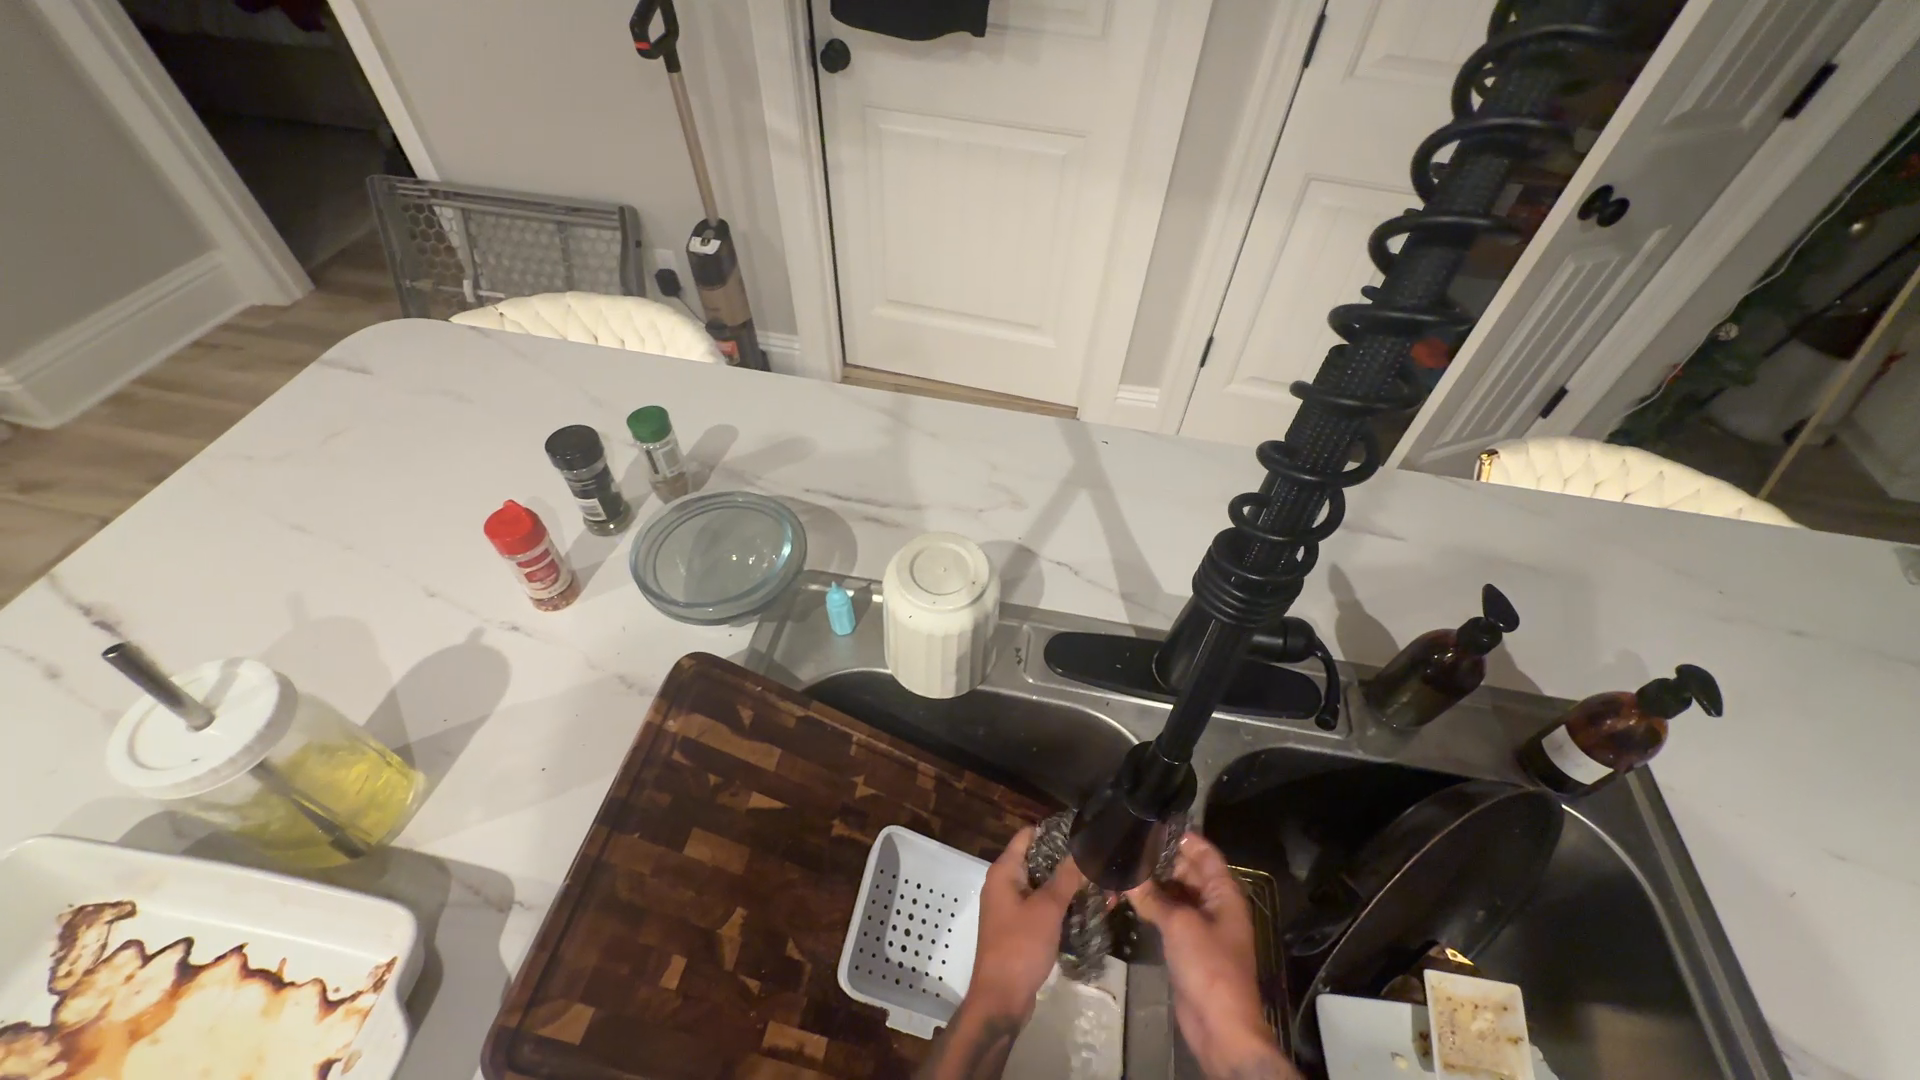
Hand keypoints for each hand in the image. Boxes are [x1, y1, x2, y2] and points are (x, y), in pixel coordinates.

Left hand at [915, 827, 1082, 1079]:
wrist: (1001, 998)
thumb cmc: (1020, 946)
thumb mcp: (1047, 908)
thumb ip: (1066, 877)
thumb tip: (1084, 849)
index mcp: (1004, 871)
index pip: (1028, 835)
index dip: (1054, 830)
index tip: (1084, 831)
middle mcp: (1004, 884)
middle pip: (1038, 860)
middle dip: (1066, 861)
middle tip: (1098, 860)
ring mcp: (1011, 907)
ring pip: (1043, 886)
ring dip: (1067, 885)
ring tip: (1100, 883)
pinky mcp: (1020, 927)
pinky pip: (1042, 907)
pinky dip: (1061, 906)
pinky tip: (1087, 908)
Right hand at [1128, 833, 1299, 1079]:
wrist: (1220, 1025)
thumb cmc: (1209, 966)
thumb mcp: (1180, 925)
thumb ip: (1153, 897)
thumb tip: (1126, 876)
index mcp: (1224, 894)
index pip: (1205, 854)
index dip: (1183, 837)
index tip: (1152, 824)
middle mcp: (1215, 906)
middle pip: (1188, 871)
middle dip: (1160, 859)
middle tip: (1127, 845)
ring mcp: (1202, 927)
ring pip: (1176, 894)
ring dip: (1153, 884)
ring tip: (1122, 867)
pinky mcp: (1188, 946)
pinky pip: (1169, 916)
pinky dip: (1152, 905)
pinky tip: (1128, 897)